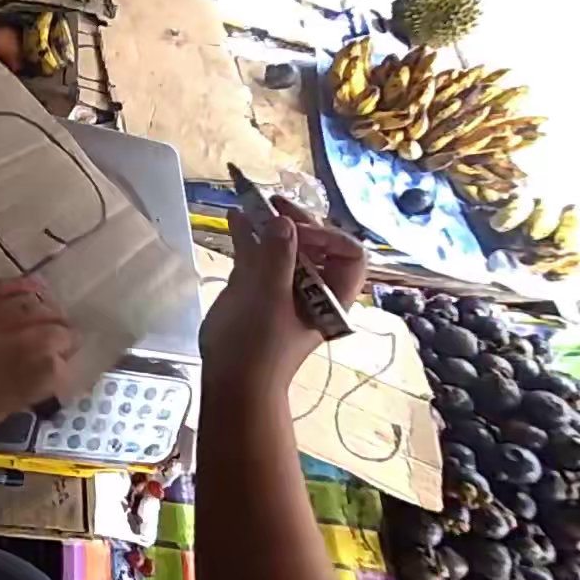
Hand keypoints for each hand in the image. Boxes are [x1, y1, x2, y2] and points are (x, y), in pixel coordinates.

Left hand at [0, 276, 77, 446]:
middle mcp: (7, 344)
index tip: (66, 370)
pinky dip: (23, 286)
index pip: (59, 364)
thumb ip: (29, 389)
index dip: (67, 367)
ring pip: (34, 307)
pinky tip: (35, 289)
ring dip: (50, 312)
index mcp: (16, 379)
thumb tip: (53, 372)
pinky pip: (3, 287)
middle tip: (67, 345)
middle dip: (66, 338)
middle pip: (53, 331)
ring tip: (55, 319)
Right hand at [200, 196, 365, 381]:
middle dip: (295, 222)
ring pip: (283, 246)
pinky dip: (248, 235)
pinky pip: (257, 255)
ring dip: (269, 224)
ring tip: (252, 202)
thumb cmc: (259, 343)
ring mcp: (282, 286)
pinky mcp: (256, 287)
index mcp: (331, 295)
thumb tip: (284, 221)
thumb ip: (278, 257)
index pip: (347, 253)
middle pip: (314, 244)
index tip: (293, 233)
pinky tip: (235, 217)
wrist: (232, 377)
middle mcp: (311, 287)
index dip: (325, 236)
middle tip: (273, 204)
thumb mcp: (270, 299)